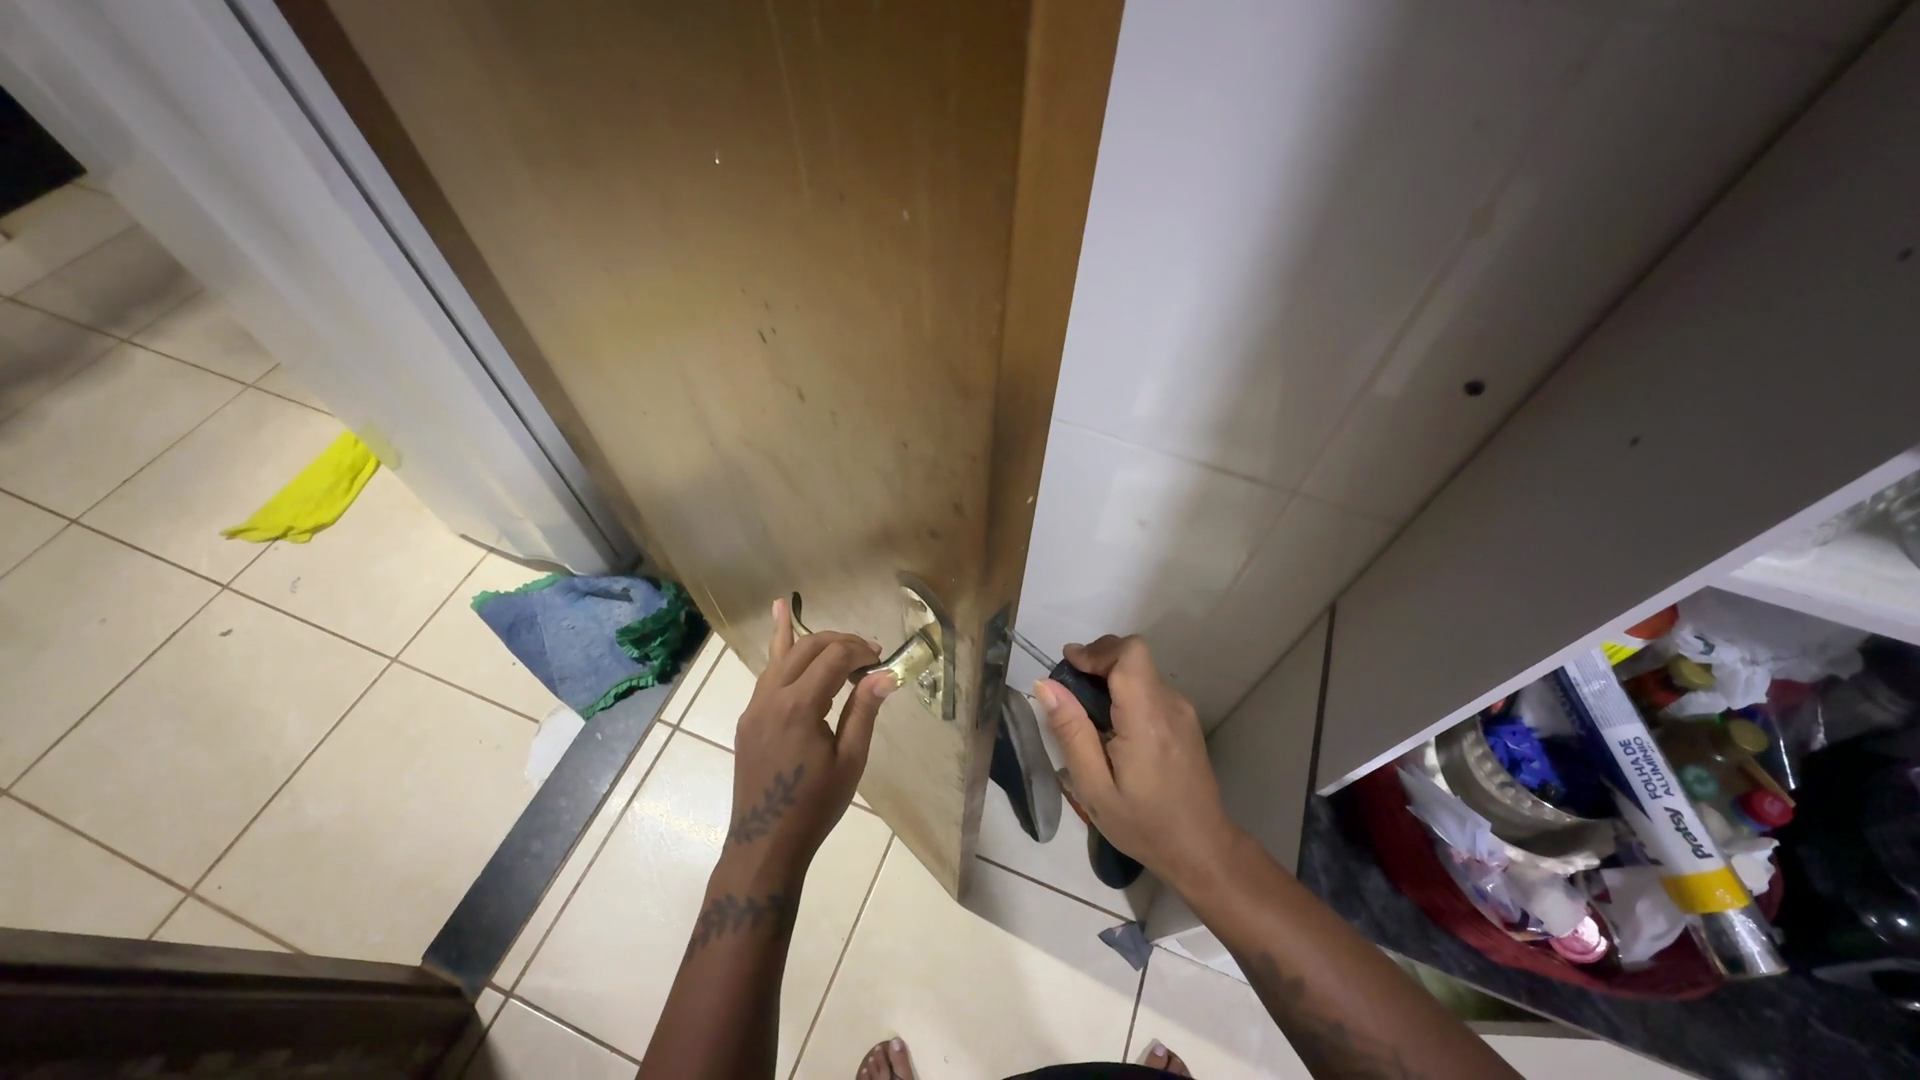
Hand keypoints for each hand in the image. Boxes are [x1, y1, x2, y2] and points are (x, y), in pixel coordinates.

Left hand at [722, 597, 893, 887]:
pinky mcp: (748, 720)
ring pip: (778, 658)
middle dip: (836, 641)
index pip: (833, 658)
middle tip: (865, 651)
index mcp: (800, 707)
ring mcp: (754, 708)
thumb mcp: (850, 761)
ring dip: (800, 639)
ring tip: (788, 605)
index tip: (881, 659)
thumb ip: (864, 711)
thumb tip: (885, 674)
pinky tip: (777, 636)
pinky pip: (766, 677)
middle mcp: (771, 698)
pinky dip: (777, 656)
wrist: (766, 841)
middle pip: (804, 649)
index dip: (859, 651)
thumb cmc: (815, 805)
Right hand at [1034, 635, 1239, 893]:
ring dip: (1110, 677)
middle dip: (1098, 661)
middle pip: (1134, 656)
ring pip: (1142, 671)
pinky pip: (1151, 689)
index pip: (1130, 653)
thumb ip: (1071, 732)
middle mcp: (1170, 706)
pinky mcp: (1185, 721)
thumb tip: (1046, 686)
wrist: (1200, 848)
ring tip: (1085, 713)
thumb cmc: (1142, 824)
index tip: (1068, 667)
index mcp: (1147, 719)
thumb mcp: (1094, 786)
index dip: (1097, 651)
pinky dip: (1125, 692)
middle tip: (1068, 690)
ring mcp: (1182, 712)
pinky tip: (1110, 727)